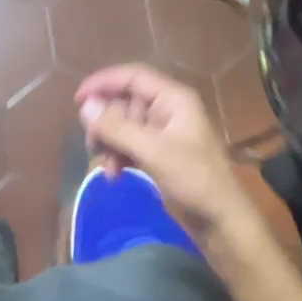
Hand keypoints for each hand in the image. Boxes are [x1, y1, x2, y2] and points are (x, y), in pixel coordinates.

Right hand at [76, 64, 255, 237]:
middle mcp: (168, 110)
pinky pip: (131, 145)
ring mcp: (164, 133)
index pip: (133, 77)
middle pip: (125, 102)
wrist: (223, 223)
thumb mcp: (153, 151)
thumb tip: (84, 106)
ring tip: (104, 165)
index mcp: (173, 98)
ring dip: (111, 143)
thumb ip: (117, 128)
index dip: (104, 82)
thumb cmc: (194, 179)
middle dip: (106, 122)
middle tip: (91, 143)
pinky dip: (119, 157)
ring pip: (125, 126)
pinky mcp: (160, 155)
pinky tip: (114, 175)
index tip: (78, 98)